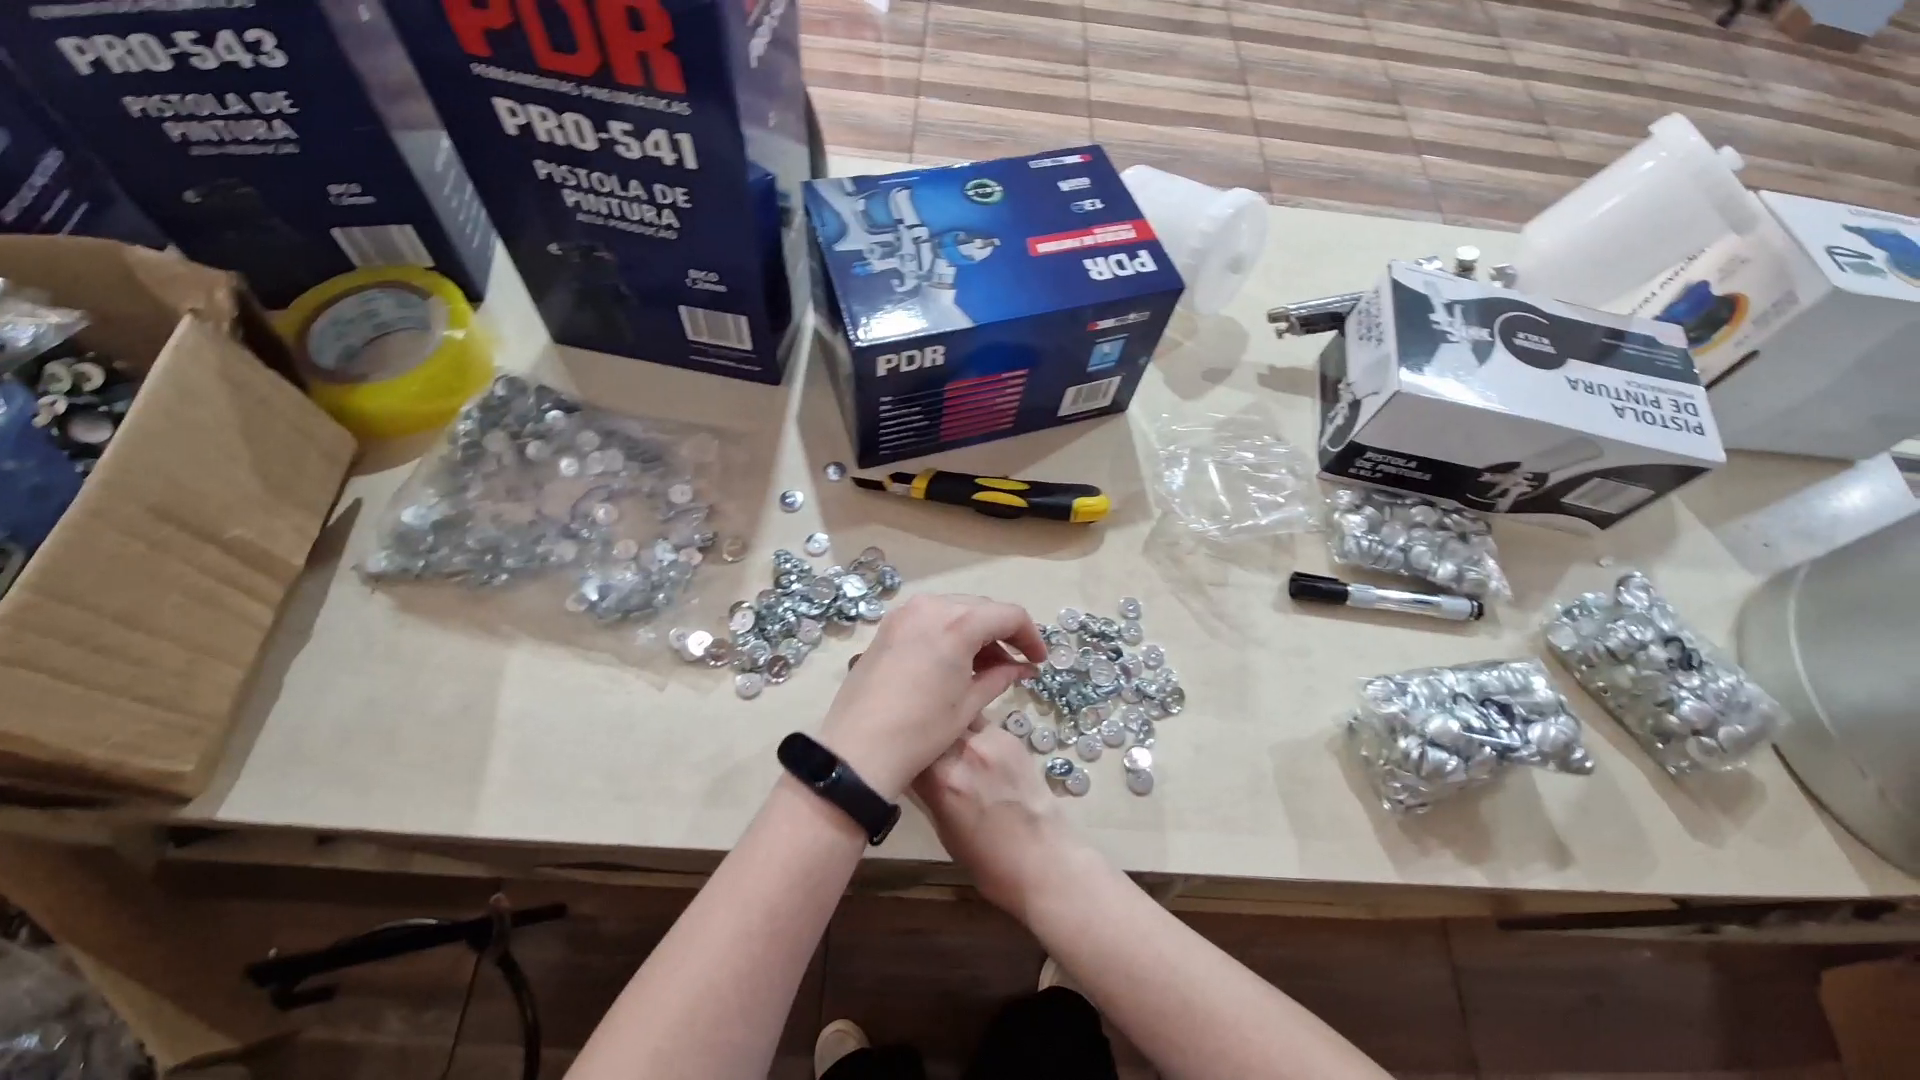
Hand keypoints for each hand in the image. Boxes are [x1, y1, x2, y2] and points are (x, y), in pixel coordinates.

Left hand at [817, 595, 1043, 799]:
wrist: (860, 748)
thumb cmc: (922, 730)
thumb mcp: (969, 703)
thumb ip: (1000, 676)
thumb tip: (1022, 668)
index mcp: (958, 623)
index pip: (1009, 615)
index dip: (1030, 637)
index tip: (1038, 661)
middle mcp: (931, 606)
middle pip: (982, 608)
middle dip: (1003, 633)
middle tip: (1016, 665)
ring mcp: (905, 613)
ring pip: (955, 610)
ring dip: (976, 632)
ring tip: (986, 667)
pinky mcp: (888, 626)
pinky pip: (930, 618)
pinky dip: (949, 632)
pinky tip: (955, 662)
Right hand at [914, 725, 1086, 917]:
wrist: (1045, 862)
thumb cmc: (989, 861)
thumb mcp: (943, 830)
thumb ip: (925, 792)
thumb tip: (909, 771)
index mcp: (941, 779)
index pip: (908, 747)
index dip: (899, 749)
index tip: (894, 753)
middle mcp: (965, 751)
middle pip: (933, 725)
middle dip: (923, 732)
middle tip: (917, 741)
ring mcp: (992, 740)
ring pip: (958, 718)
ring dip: (948, 726)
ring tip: (944, 740)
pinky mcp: (1013, 739)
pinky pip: (982, 725)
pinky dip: (971, 732)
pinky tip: (972, 748)